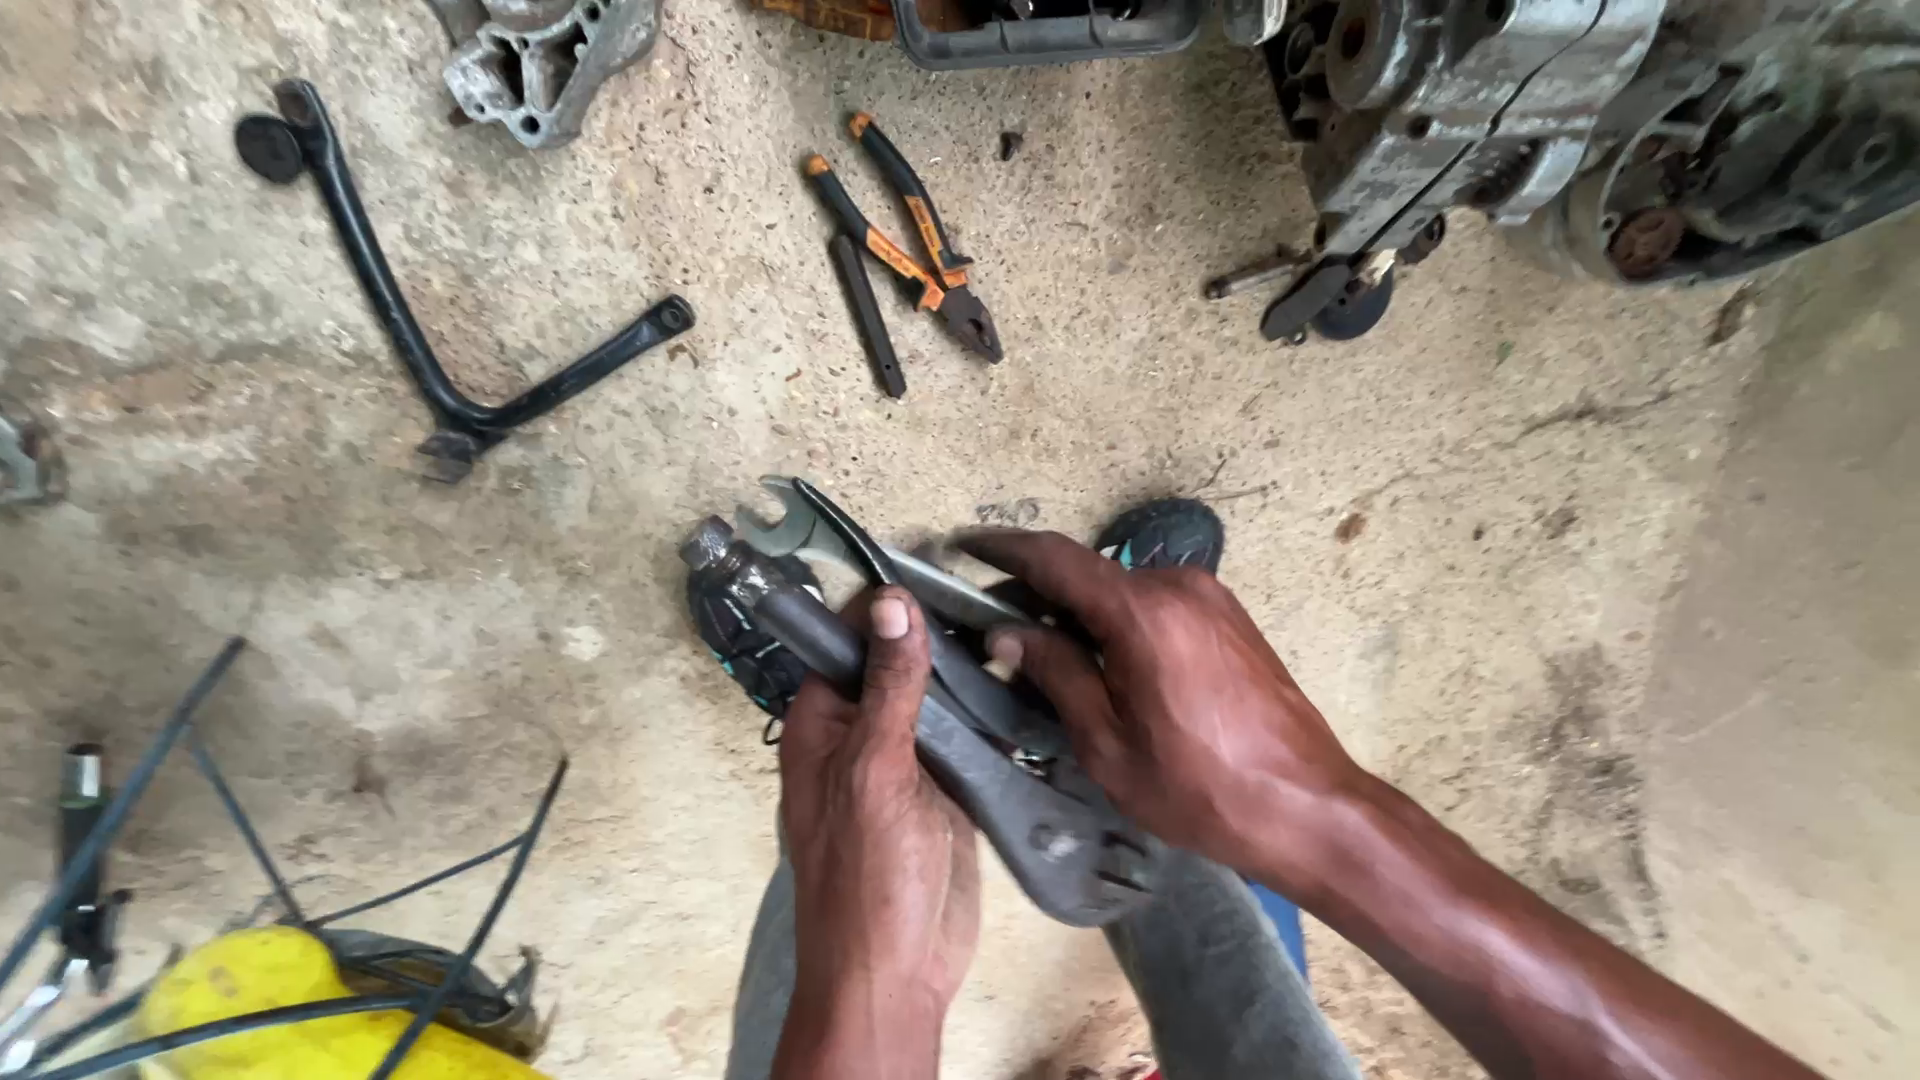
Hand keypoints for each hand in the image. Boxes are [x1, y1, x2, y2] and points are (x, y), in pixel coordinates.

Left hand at [773, 587, 979, 1079]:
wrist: (897, 968)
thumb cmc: (866, 869)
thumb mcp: (874, 768)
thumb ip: (889, 687)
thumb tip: (892, 601)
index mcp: (825, 718)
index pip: (850, 639)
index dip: (887, 605)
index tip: (939, 573)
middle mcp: (863, 728)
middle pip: (899, 662)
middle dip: (938, 635)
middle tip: (995, 598)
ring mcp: (908, 756)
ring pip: (937, 695)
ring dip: (969, 671)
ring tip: (1018, 629)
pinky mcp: (948, 782)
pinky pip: (967, 734)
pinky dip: (990, 712)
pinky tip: (1026, 684)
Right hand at [958, 529, 1371, 900]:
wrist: (1311, 808)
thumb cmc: (1200, 788)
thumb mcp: (1109, 744)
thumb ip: (1056, 673)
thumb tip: (1008, 633)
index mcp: (1142, 613)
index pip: (1055, 559)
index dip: (1004, 548)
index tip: (966, 544)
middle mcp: (1177, 585)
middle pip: (1087, 573)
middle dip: (1036, 591)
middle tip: (997, 627)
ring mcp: (1208, 596)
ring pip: (1119, 587)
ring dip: (1076, 608)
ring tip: (1044, 650)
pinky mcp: (1226, 614)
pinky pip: (1152, 601)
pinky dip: (1114, 617)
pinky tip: (1099, 656)